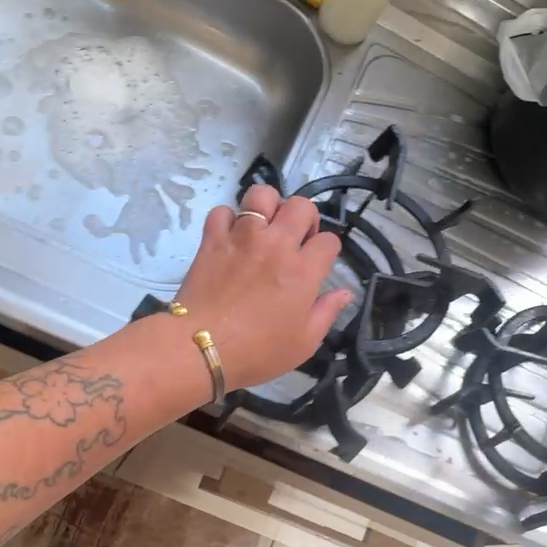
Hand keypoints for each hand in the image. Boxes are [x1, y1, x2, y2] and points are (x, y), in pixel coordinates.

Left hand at [172, 182, 355, 389]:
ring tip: (264, 227)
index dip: (327, 250)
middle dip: (305, 218)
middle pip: (301, 206)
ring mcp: (242, 237)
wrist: (201, 348)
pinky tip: (231, 237)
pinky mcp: (213, 239)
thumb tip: (345, 292)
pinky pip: (223, 211)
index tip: (318, 264)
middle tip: (296, 239)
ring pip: (262, 195)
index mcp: (303, 270)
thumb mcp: (304, 342)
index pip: (329, 240)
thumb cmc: (257, 351)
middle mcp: (276, 244)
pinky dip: (228, 220)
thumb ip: (327, 312)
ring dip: (268, 207)